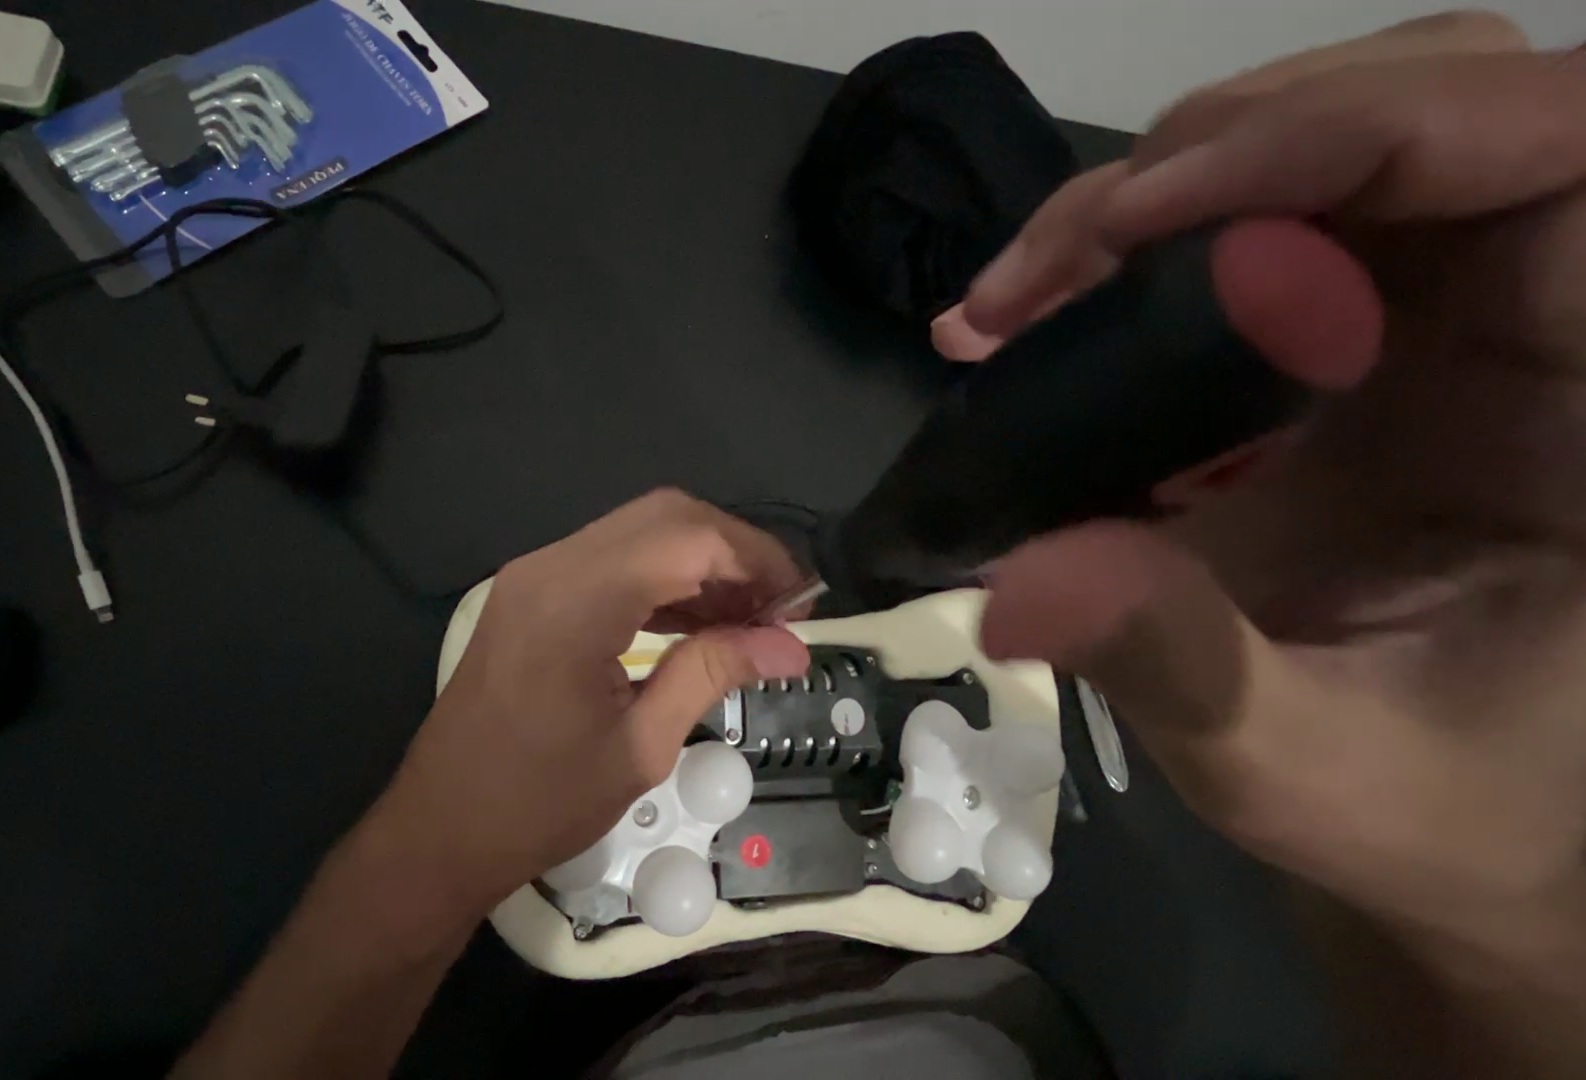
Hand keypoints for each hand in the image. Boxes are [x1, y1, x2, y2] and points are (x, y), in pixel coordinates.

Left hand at [377, 490, 811, 909]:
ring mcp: (535, 575)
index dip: (757, 559)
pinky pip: (610, 562)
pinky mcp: (530, 593)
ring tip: (751, 618)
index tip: (803, 603)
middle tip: (780, 610)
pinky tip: (698, 621)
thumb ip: (713, 673)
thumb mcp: (642, 747)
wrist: (440, 828)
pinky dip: (661, 579)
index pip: (689, 538)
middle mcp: (551, 566)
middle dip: (733, 552)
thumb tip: (791, 646)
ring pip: (638, 533)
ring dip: (699, 563)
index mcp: (577, 600)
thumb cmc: (539, 804)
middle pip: (665, 517)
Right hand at [941, 14, 1585, 965]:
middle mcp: (1544, 325)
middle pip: (1399, 116)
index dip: (1339, 137)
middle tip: (1031, 285)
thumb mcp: (1300, 765)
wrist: (1449, 830)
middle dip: (1192, 172)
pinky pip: (1229, 254)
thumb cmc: (1434, 818)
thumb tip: (1016, 580)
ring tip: (998, 313)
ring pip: (1297, 167)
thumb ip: (1175, 664)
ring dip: (1126, 218)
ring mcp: (1435, 335)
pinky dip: (1109, 275)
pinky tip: (1019, 335)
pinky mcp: (1340, 362)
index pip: (1547, 151)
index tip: (1130, 225)